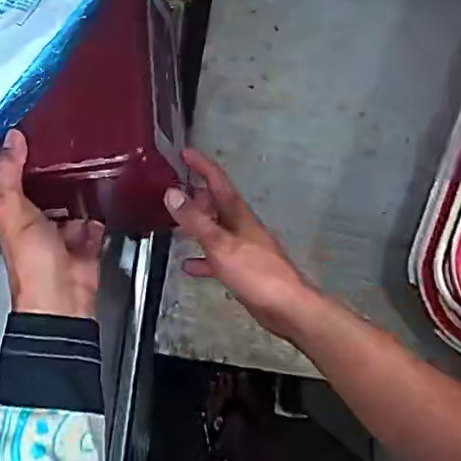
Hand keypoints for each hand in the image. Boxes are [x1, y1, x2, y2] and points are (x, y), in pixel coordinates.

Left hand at [0, 129, 105, 318]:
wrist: (64, 301)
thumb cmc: (32, 261)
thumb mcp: (13, 211)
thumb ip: (10, 174)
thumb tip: (11, 138)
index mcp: (14, 214)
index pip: (15, 179)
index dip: (20, 157)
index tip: (31, 128)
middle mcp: (37, 222)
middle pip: (46, 189)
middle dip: (55, 170)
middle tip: (68, 140)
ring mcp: (63, 232)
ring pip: (72, 202)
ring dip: (79, 188)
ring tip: (90, 157)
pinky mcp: (87, 242)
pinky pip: (95, 220)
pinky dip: (99, 210)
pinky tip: (104, 190)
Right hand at [165, 148, 322, 341]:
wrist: (288, 308)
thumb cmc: (256, 272)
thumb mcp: (220, 243)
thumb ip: (194, 219)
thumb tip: (172, 193)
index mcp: (236, 213)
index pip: (217, 180)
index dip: (201, 164)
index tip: (185, 152)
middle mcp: (240, 225)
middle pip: (215, 202)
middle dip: (195, 194)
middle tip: (171, 190)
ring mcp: (242, 247)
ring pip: (215, 228)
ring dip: (196, 224)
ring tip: (174, 222)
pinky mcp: (242, 268)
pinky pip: (217, 256)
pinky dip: (202, 257)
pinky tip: (188, 265)